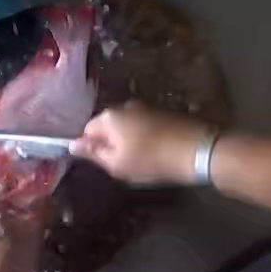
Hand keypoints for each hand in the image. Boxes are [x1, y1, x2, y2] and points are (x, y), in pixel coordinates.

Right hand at [71, 105, 217, 185]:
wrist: (198, 150)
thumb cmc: (151, 160)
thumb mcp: (117, 164)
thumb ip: (92, 153)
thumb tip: (72, 145)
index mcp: (108, 117)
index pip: (86, 130)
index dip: (91, 148)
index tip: (104, 163)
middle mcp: (123, 106)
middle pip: (107, 126)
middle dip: (110, 143)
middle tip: (123, 165)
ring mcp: (145, 107)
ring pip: (126, 125)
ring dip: (129, 140)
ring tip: (142, 160)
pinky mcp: (163, 112)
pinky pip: (143, 125)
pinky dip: (145, 137)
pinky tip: (156, 152)